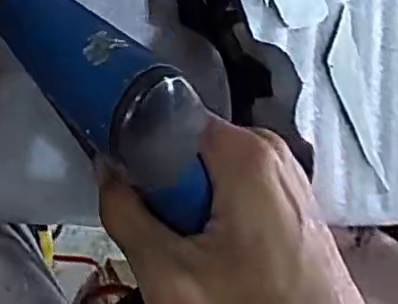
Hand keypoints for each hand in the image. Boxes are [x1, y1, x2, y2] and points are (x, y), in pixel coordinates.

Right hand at [101, 119, 359, 303]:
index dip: (143, 151)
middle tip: (175, 237)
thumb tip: (106, 173)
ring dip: (195, 204)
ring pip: (211, 168)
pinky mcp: (290, 195)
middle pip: (189, 146)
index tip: (133, 184)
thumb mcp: (173, 278)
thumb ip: (126, 216)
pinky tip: (227, 255)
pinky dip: (221, 213)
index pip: (170, 118)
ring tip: (204, 251)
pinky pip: (237, 185)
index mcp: (245, 149)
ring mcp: (284, 170)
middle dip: (172, 187)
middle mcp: (268, 147)